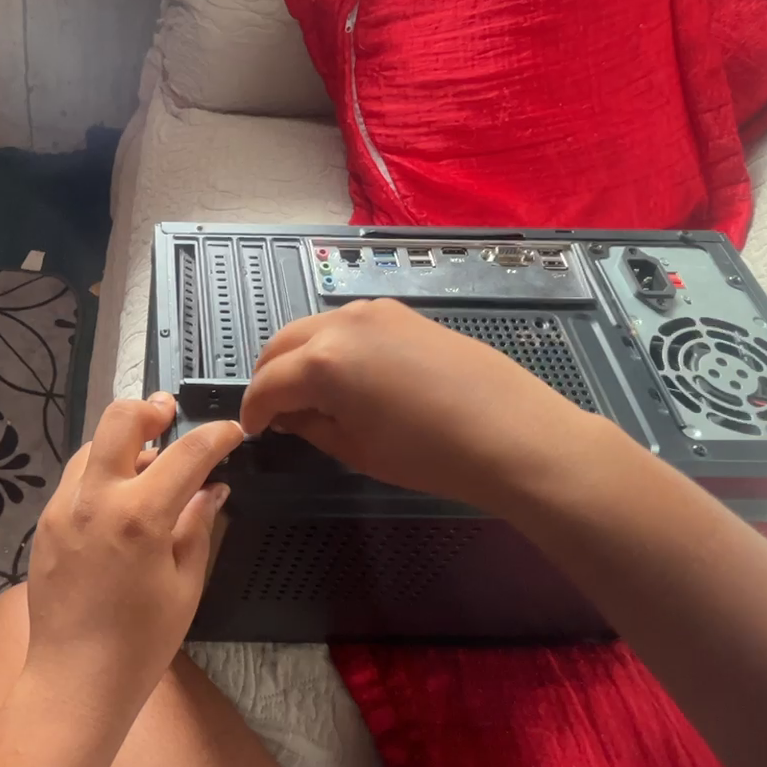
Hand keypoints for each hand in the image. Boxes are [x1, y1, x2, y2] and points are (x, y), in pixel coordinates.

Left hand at [23, 393, 243, 714]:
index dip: (217, 435)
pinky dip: (101, 470)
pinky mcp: (46, 521)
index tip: (232, 432)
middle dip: (150, 410)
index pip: (186, 453)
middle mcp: (96, 498)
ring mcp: (63, 506)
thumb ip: (198, 526)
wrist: (74, 680)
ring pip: (92, 444)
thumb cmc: (141, 642)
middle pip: (119, 420)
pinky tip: (119, 496)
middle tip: (171, 416)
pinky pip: (76, 477)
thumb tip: (213, 488)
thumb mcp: (185, 584)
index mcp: (139, 516)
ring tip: (149, 461)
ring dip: (123, 441)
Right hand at [239, 299, 600, 511]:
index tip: (253, 430)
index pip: (266, 383)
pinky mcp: (399, 311)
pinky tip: (346, 376)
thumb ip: (309, 425)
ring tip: (309, 394)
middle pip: (280, 344)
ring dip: (297, 357)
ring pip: (311, 328)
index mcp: (322, 363)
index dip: (253, 411)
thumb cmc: (429, 455)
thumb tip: (287, 414)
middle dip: (269, 377)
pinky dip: (329, 346)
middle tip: (275, 411)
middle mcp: (339, 324)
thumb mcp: (355, 450)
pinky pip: (345, 324)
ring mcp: (372, 311)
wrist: (513, 434)